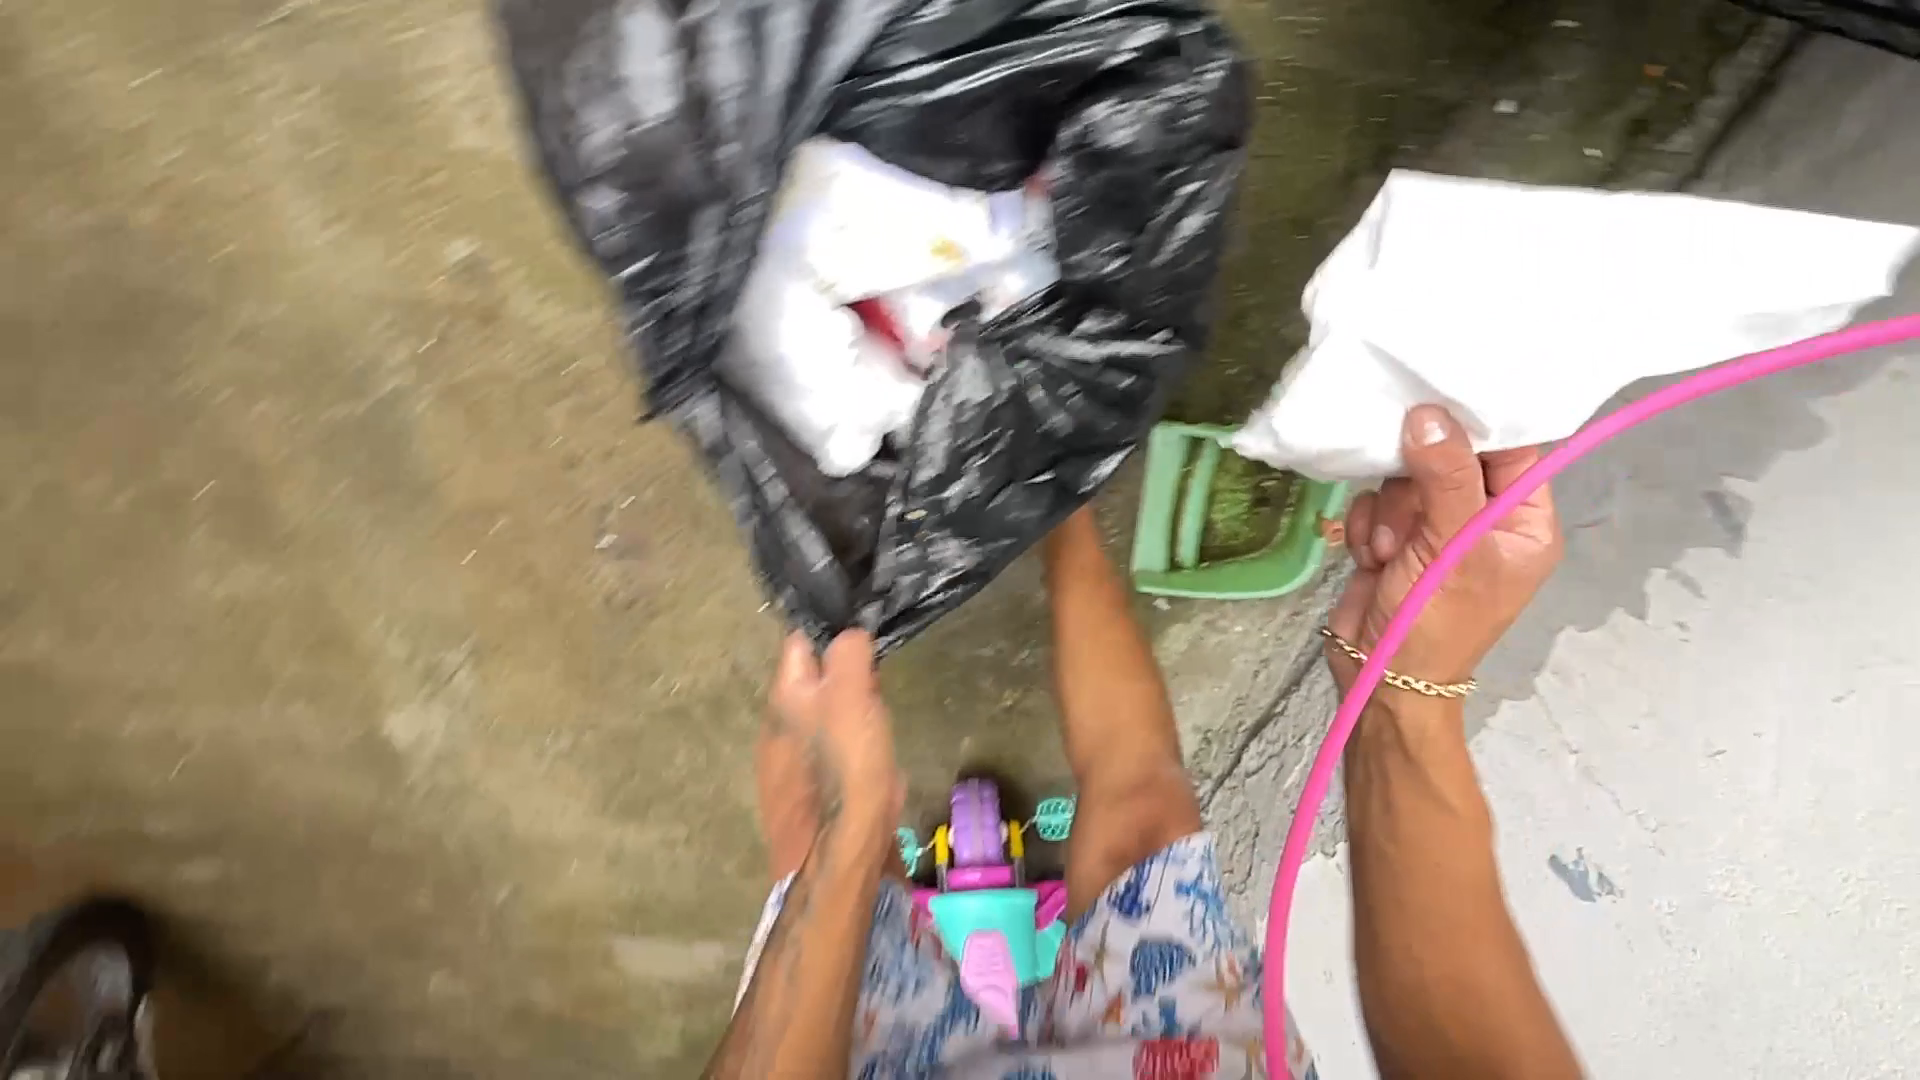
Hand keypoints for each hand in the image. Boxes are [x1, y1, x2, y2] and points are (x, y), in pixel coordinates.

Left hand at [761, 631, 902, 848]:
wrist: (836, 857)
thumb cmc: (846, 767)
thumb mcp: (852, 695)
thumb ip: (849, 655)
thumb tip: (849, 636)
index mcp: (783, 698)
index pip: (800, 644)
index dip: (832, 636)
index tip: (863, 643)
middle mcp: (774, 729)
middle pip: (812, 686)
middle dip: (846, 682)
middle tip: (877, 691)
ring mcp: (783, 768)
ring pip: (821, 725)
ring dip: (849, 721)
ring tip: (877, 732)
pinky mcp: (799, 801)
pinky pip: (827, 762)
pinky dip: (848, 758)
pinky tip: (869, 772)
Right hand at [1327, 405, 1561, 688]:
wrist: (1378, 676)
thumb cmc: (1436, 618)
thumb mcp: (1452, 547)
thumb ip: (1445, 477)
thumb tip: (1428, 413)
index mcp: (1521, 521)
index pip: (1509, 451)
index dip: (1474, 428)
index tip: (1433, 406)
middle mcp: (1479, 520)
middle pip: (1444, 460)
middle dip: (1415, 487)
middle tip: (1409, 521)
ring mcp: (1431, 530)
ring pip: (1401, 482)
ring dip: (1386, 514)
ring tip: (1386, 552)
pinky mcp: (1389, 539)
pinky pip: (1373, 504)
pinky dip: (1365, 526)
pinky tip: (1368, 557)